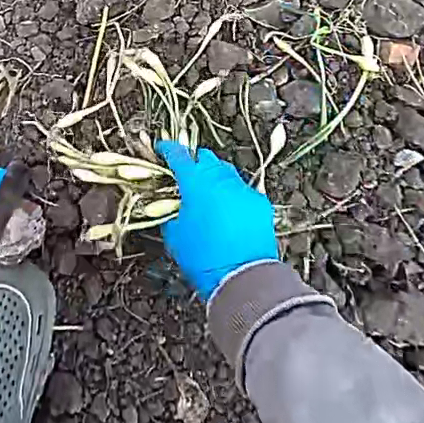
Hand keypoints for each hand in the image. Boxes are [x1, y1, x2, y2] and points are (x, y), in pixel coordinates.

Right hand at [157, 141, 278, 300]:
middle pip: (206, 159)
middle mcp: (221, 178)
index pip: (179, 156)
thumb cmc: (203, 257)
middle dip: (196, 162)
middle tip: (188, 174)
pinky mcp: (259, 200)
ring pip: (227, 172)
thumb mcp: (176, 236)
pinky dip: (234, 196)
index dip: (169, 149)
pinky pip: (243, 191)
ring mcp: (242, 188)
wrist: (243, 274)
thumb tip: (174, 208)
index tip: (163, 148)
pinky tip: (229, 211)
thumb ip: (172, 214)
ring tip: (209, 193)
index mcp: (195, 182)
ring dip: (216, 178)